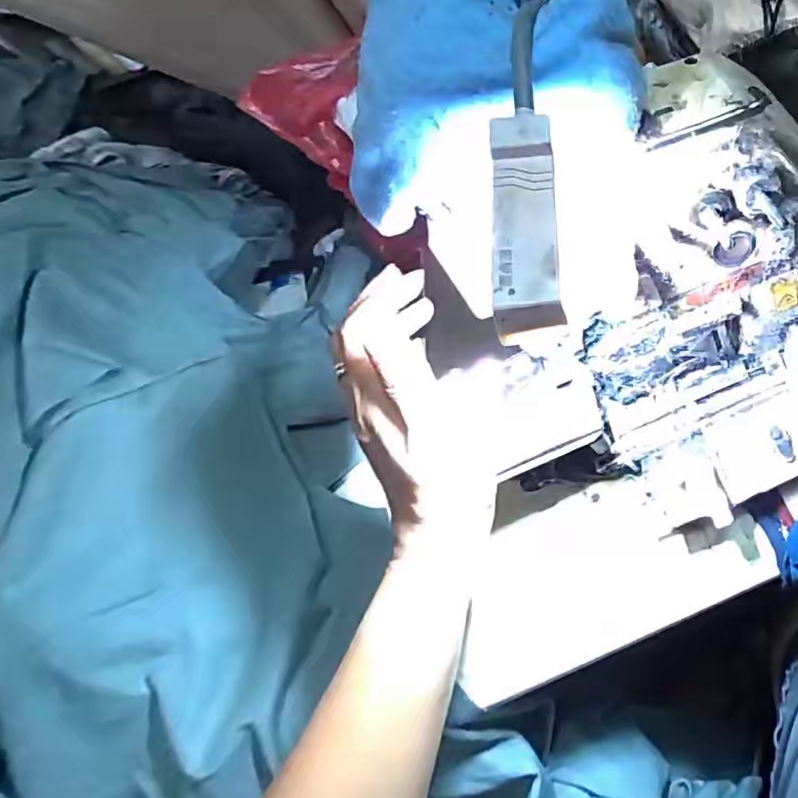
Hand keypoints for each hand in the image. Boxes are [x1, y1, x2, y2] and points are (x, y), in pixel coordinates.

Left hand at [333, 266, 496, 557]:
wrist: (439, 519)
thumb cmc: (447, 472)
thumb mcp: (433, 420)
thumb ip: (405, 376)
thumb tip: (387, 332)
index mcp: (375, 394)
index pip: (358, 332)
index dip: (376, 299)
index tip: (408, 278)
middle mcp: (362, 399)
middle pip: (350, 338)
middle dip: (374, 302)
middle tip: (412, 283)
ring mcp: (371, 411)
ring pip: (361, 353)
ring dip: (385, 320)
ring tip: (422, 306)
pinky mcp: (384, 420)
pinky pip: (377, 370)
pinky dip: (395, 345)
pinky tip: (423, 346)